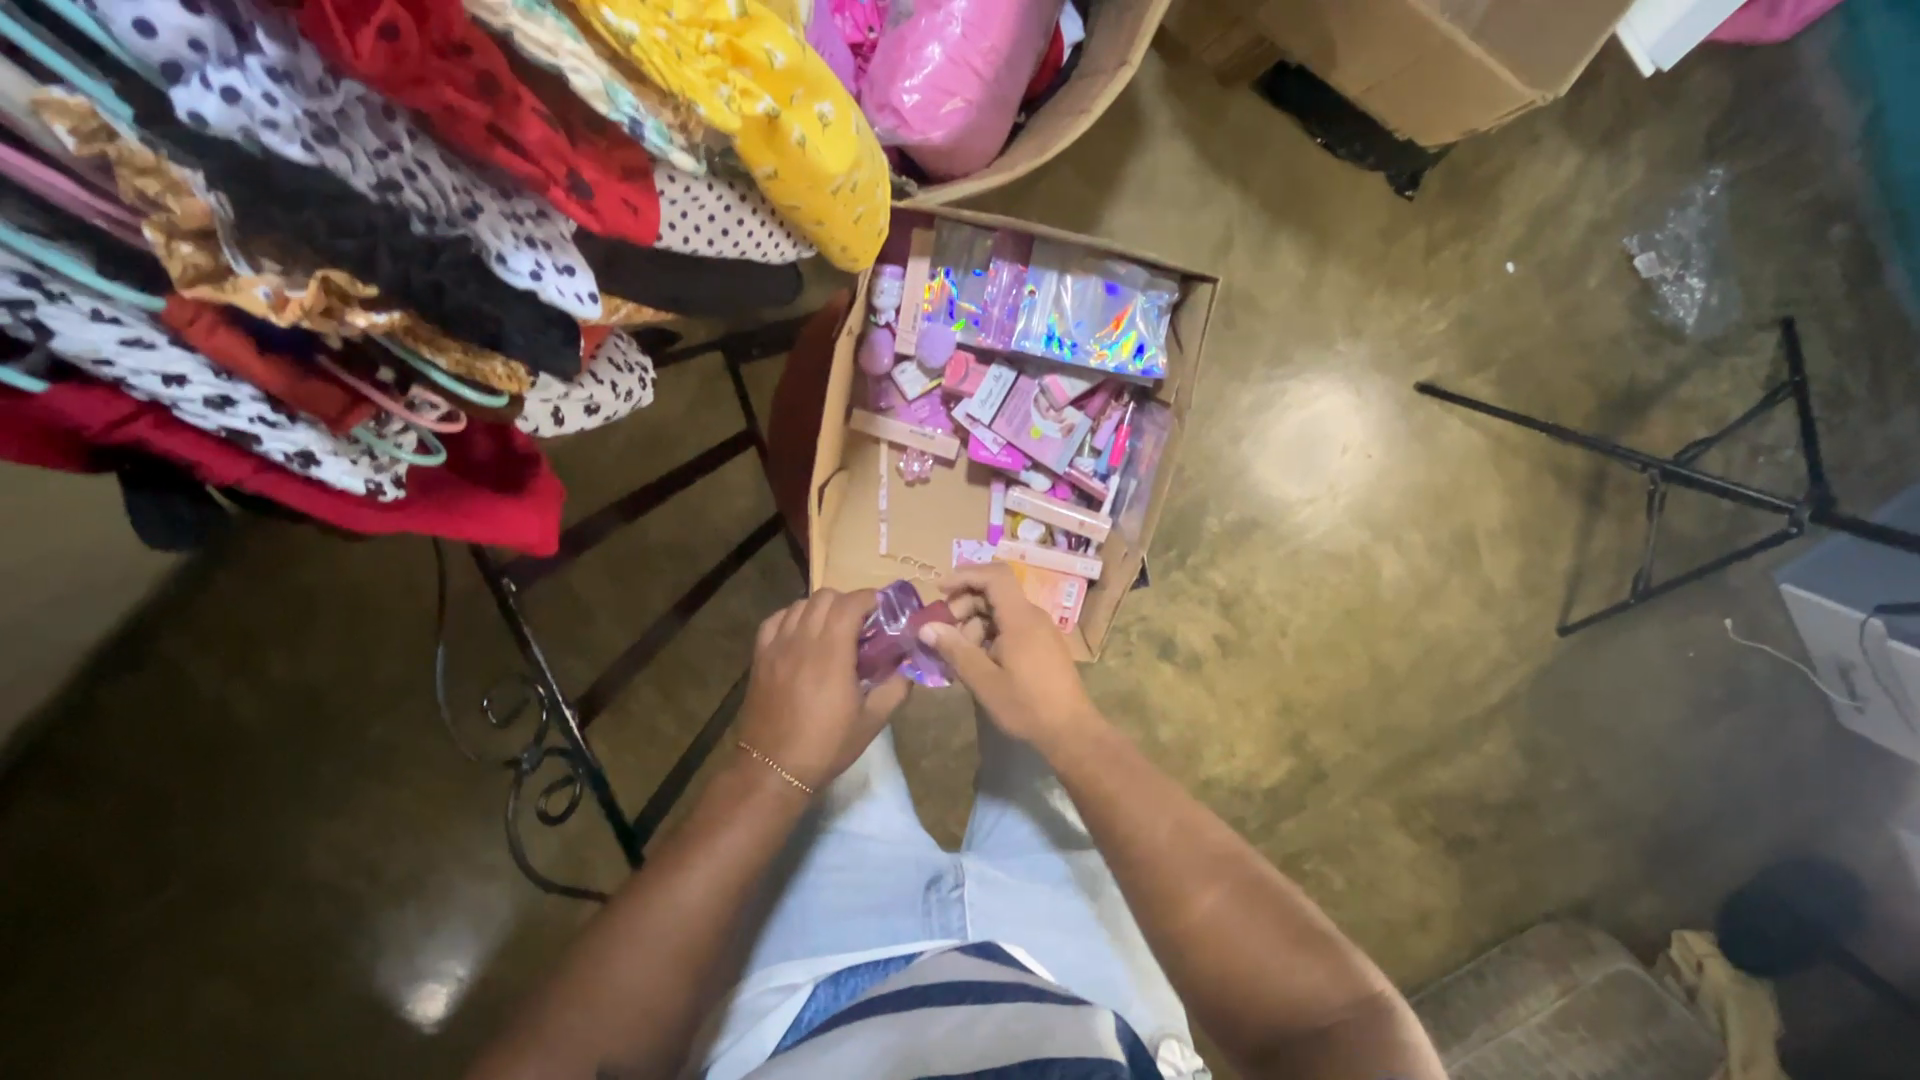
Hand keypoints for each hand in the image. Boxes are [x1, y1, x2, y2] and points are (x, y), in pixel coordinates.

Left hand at [735, 589, 910, 791]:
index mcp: (832, 652)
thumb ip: (895, 688)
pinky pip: (775, 620)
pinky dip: (792, 617)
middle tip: (861, 623)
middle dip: (847, 601)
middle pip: (825, 596)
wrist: (773, 768)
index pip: (851, 602)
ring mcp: (777, 646)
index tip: (883, 610)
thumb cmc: (826, 745)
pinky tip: (801, 634)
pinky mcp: (759, 657)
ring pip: (800, 604)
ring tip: (832, 629)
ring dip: (820, 608)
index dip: (870, 599)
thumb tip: (909, 666)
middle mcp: (802, 640)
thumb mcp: (872, 721)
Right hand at [917, 563, 1104, 749]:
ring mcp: (1041, 630)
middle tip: (945, 633)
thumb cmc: (1026, 705)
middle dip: (964, 605)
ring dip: (975, 624)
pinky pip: (1011, 627)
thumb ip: (955, 650)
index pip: (994, 576)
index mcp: (1020, 618)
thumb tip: (926, 628)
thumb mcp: (983, 680)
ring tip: (960, 654)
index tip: (939, 590)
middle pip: (994, 593)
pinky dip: (990, 635)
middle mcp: (1033, 616)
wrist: (1071, 731)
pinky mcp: (1043, 645)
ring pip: (1001, 612)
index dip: (965, 575)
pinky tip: (978, 661)